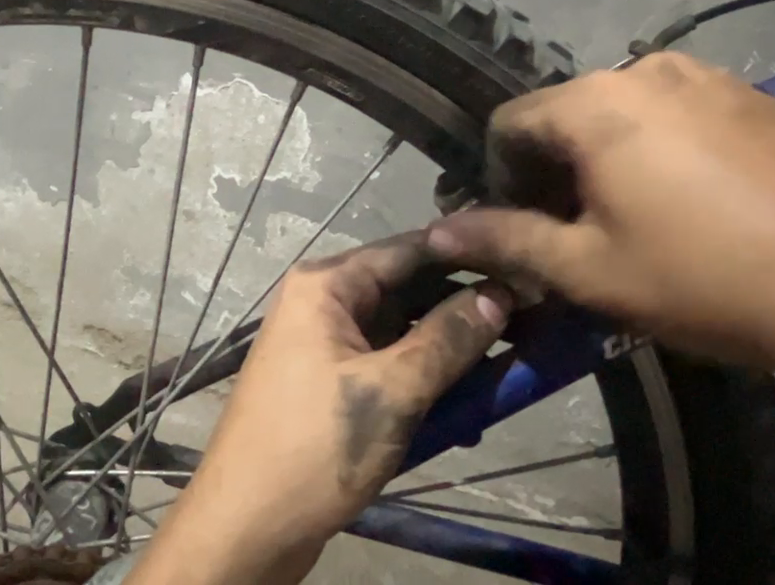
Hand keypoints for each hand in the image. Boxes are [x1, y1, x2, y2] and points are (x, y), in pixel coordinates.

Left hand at [129, 234, 512, 583]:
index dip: (467, 258)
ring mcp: (324, 342)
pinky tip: (462, 416)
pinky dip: (422, 384)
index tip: (525, 269)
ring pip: (401, 333)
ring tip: (502, 379)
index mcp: (326, 284)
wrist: (247, 523)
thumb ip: (446, 341)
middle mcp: (323, 301)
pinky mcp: (330, 381)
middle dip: (462, 314)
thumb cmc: (315, 447)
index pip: (408, 251)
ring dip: (447, 357)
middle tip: (527, 331)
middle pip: (407, 291)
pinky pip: (387, 366)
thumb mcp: (391, 393)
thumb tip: (499, 296)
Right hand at [425, 52, 774, 374]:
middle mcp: (645, 69)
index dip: (500, 177)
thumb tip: (434, 233)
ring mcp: (710, 78)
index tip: (521, 229)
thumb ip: (504, 240)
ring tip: (638, 220)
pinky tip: (698, 206)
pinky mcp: (759, 100)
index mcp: (594, 103)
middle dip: (555, 169)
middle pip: (566, 114)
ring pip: (624, 113)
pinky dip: (662, 150)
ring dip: (608, 158)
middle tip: (576, 233)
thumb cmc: (709, 280)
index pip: (508, 123)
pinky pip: (680, 114)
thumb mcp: (589, 271)